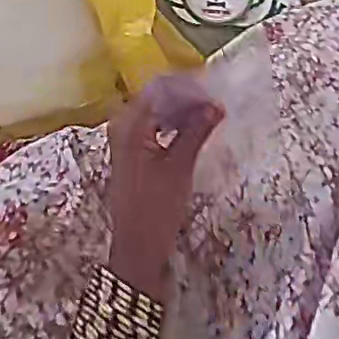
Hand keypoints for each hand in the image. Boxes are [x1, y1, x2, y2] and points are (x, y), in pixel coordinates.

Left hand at [106, 74, 224, 294]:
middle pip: (156, 100)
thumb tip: (215, 104)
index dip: (186, 87)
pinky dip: (174, 127)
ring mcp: (126, 142)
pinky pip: (155, 129)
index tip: (213, 88)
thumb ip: (196, 130)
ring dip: (181, 113)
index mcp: (129, 125)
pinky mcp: (134, 155)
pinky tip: (194, 131)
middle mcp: (123, 128)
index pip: (158, 90)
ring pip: (157, 114)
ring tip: (209, 115)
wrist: (137, 251)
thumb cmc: (156, 207)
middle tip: (215, 102)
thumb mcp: (179, 166)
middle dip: (185, 99)